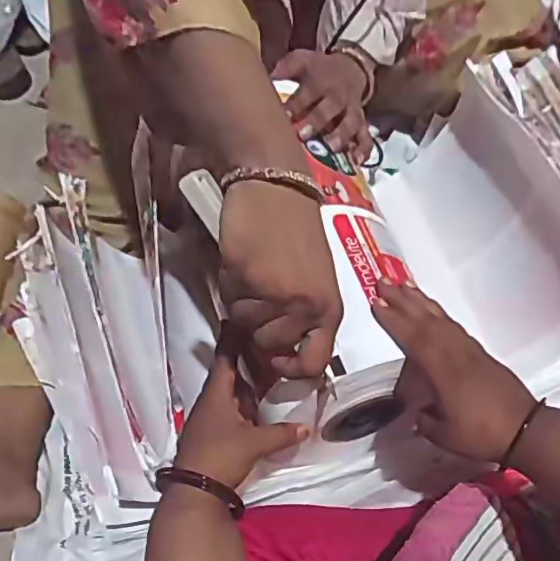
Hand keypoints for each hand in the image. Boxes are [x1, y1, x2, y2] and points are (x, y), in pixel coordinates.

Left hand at [171, 342, 307, 488]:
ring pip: (232, 395)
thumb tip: (304, 427)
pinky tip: (258, 407)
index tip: (235, 319)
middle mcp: (211, 404)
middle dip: (245, 361)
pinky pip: (233, 412)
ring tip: (267, 372)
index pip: (225, 358)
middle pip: (229, 376)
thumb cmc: (220, 456)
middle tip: (264, 345)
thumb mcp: (254, 443)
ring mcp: (211, 421)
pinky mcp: (214, 437)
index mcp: (216, 395)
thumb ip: (280, 433)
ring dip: (247, 384)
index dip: (231, 339)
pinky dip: (246, 405)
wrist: (195, 491)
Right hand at [217, 179, 343, 376]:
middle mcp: (306, 306)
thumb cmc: (297, 233)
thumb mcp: (316, 281)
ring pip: (246, 326)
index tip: (277, 364)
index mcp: (329, 309)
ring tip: (255, 275)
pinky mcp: (246, 278)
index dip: (291, 371)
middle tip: (262, 296)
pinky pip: (230, 301)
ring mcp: (275, 294)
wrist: (275, 189)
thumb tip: (279, 356)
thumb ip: (304, 319)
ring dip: (243, 306)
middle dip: (259, 327)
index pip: (313, 363)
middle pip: (269, 346)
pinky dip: (230, 287)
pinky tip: (243, 264)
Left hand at [273, 49, 374, 161]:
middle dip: (317, 121)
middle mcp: (337, 96)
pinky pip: (366, 137)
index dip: (295, 104)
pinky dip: (363, 150)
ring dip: (343, 135)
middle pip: (330, 107)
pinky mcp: (362, 124)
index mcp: (320, 80)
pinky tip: (357, 162)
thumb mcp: (302, 60)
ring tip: (333, 148)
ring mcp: (351, 111)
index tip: (283, 116)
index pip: (307, 92)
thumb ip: (286, 68)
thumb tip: (269, 79)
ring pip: (351, 122)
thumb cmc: (318, 70)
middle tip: (303, 135)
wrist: (351, 68)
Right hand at [372, 280, 537, 461]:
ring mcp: (471, 352)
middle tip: (383, 282)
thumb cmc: (483, 435)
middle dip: (403, 300)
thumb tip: (420, 412)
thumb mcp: (445, 436)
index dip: (394, 320)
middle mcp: (457, 354)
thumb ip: (427, 421)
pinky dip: (439, 315)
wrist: (526, 430)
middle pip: (427, 321)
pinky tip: (432, 313)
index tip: (376, 303)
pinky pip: (454, 327)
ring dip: (421, 302)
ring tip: (404, 287)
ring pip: (442, 320)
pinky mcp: (481, 355)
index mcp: (445, 372)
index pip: (415, 339)